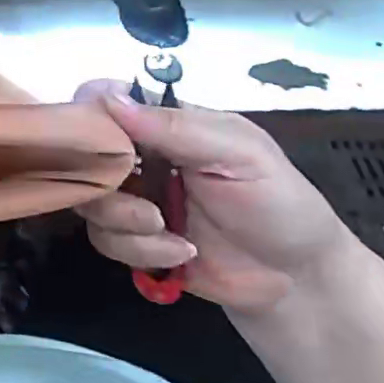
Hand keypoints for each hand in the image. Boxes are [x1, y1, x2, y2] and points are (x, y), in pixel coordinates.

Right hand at [73, 79, 356, 314]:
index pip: (103, 99)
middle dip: (104, 182)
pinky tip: (180, 253)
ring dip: (125, 220)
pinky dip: (140, 250)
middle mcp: (136, 155)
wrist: (301, 283)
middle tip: (143, 202)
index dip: (86, 114)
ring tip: (167, 231)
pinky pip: (104, 237)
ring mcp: (130, 196)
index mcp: (162, 122)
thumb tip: (108, 99)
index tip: (89, 138)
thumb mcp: (241, 155)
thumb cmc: (280, 205)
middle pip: (81, 152)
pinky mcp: (129, 237)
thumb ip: (177, 127)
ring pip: (88, 198)